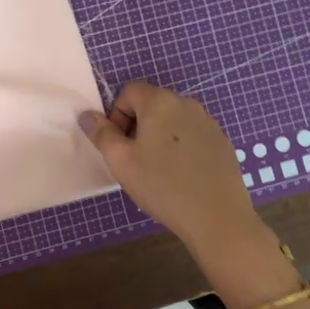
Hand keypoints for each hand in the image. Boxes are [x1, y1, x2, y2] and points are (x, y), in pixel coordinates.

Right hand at [83, 82, 270, 258]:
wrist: (217, 217)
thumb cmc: (162, 186)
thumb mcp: (121, 162)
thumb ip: (101, 133)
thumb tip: (87, 114)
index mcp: (160, 102)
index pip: (129, 91)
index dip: (117, 114)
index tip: (119, 145)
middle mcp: (187, 103)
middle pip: (152, 104)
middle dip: (138, 125)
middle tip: (135, 159)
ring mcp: (209, 122)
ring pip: (173, 120)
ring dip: (160, 136)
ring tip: (159, 170)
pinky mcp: (222, 142)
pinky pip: (193, 135)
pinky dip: (182, 147)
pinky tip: (183, 175)